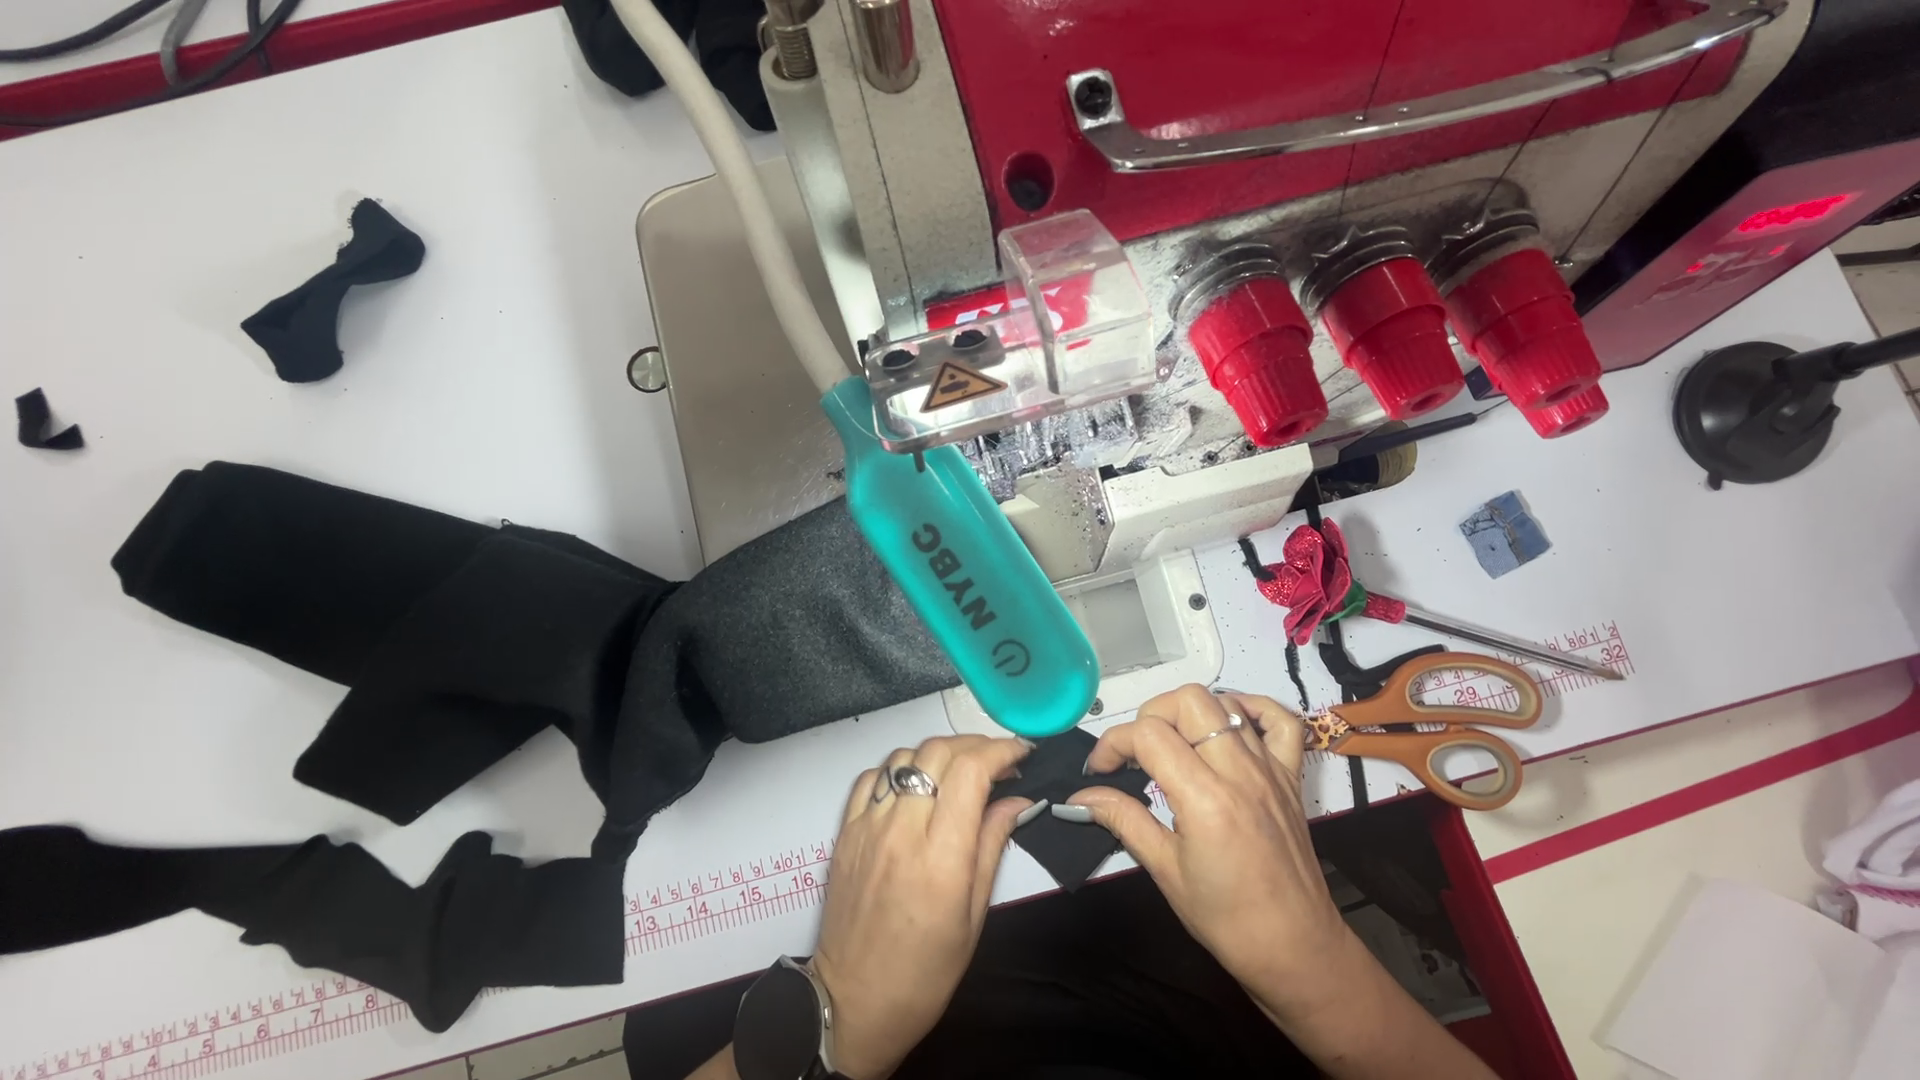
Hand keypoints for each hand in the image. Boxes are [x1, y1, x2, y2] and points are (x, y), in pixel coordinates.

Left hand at [811, 735, 1032, 1079]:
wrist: (853, 1002)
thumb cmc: (925, 972)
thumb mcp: (973, 916)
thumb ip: (991, 847)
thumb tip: (1016, 800)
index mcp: (940, 858)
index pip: (970, 771)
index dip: (1001, 750)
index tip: (1021, 753)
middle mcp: (901, 831)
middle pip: (938, 753)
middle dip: (975, 745)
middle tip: (998, 760)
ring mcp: (867, 827)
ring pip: (904, 758)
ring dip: (938, 754)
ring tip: (960, 772)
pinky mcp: (845, 832)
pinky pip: (871, 777)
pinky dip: (900, 770)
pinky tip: (916, 787)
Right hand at [1062, 686, 1357, 1026]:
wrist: (1295, 949)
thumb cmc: (1225, 919)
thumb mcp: (1164, 870)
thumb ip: (1123, 820)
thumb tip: (1079, 798)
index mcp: (1205, 799)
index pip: (1149, 735)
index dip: (1113, 744)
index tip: (1100, 770)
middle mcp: (1239, 772)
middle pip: (1188, 701)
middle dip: (1150, 716)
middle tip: (1137, 754)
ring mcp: (1270, 769)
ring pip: (1226, 703)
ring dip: (1189, 713)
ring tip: (1173, 745)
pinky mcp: (1290, 776)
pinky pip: (1280, 721)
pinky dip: (1251, 709)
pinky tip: (1226, 725)